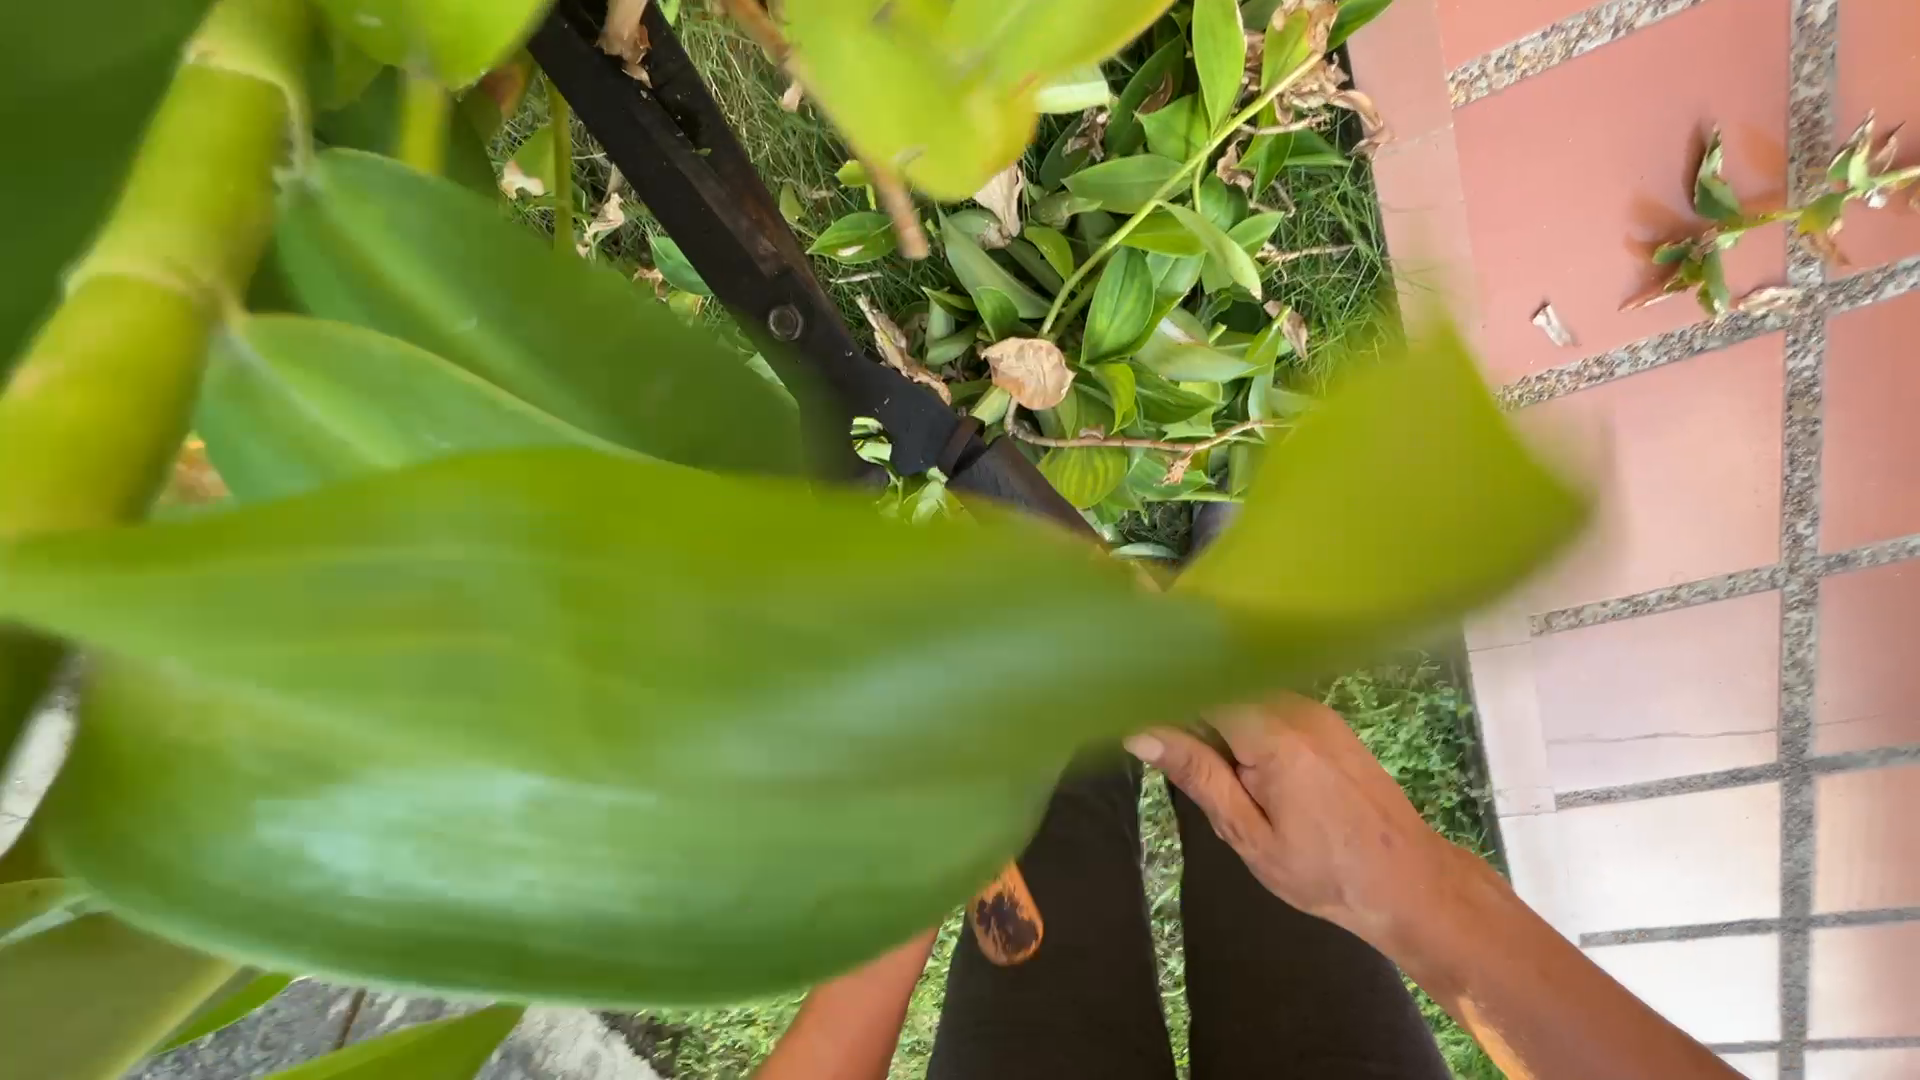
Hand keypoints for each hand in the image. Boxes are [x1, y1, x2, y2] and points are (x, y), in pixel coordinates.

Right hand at [1124, 692, 1471, 950]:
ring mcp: (1313, 709)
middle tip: (1165, 748)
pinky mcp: (1324, 720)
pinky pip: (1265, 704)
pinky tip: (1240, 761)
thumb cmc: (1325, 871)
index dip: (1162, 685)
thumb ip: (1197, 775)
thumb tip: (1138, 731)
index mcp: (1272, 734)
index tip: (1127, 692)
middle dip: (1187, 708)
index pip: (1199, 683)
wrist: (1412, 884)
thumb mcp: (1249, 833)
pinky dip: (1241, 722)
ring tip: (1207, 764)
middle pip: (1218, 684)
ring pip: (1240, 693)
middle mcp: (1294, 707)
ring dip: (1215, 719)